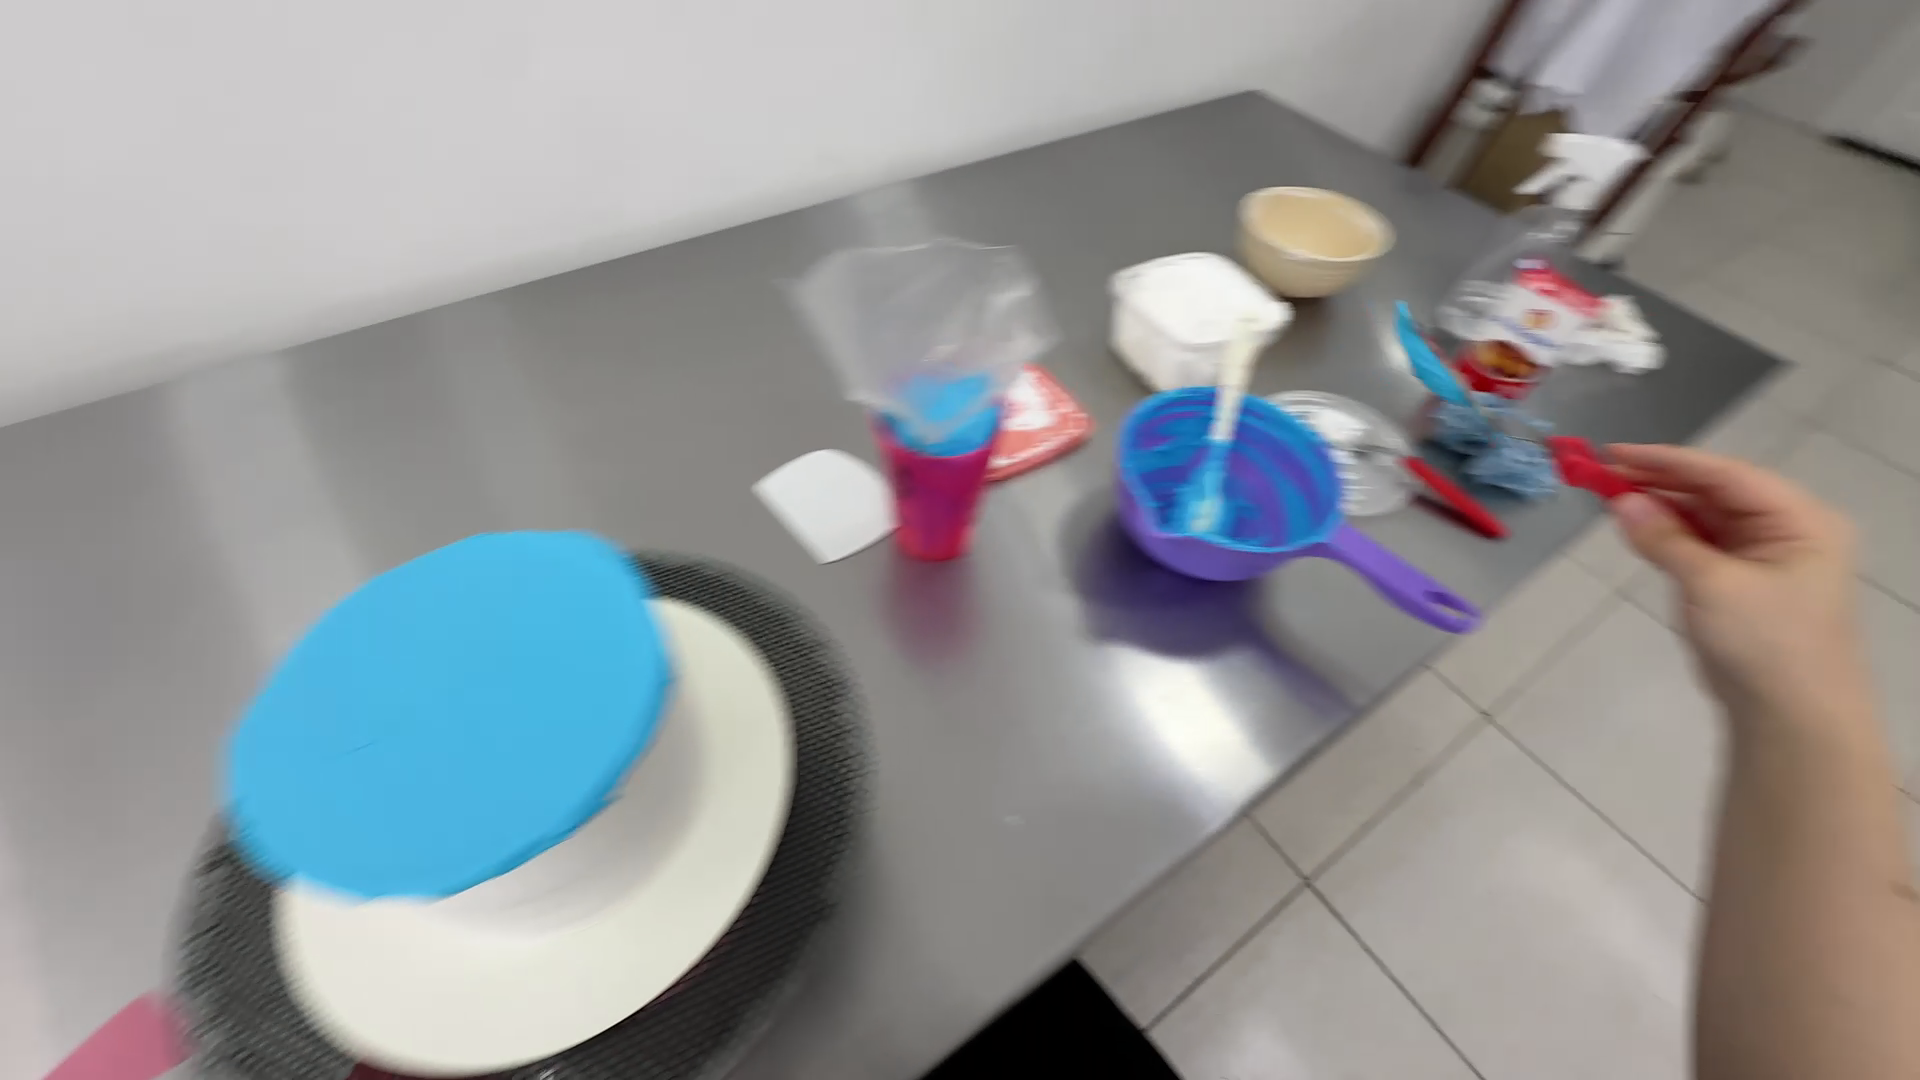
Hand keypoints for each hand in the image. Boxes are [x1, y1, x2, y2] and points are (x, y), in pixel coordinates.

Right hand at [1607, 444, 1869, 733]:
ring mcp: (1760, 555)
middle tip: (1599, 472)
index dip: (1668, 460)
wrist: (1787, 709)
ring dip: (1656, 504)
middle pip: (1714, 490)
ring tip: (1607, 494)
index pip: (1726, 475)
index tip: (1612, 452)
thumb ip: (1665, 538)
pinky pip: (1695, 540)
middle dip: (1657, 479)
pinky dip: (1662, 530)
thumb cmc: (1764, 640)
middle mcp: (1785, 530)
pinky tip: (1632, 524)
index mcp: (1800, 522)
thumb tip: (1619, 501)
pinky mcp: (1734, 578)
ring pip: (1701, 514)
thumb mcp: (1712, 583)